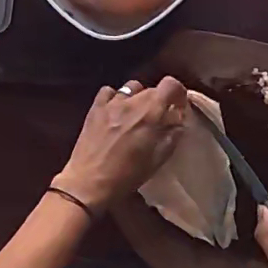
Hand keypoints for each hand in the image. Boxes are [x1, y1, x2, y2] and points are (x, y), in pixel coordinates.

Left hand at [51, 77, 188, 211]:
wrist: (89, 182)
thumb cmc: (127, 175)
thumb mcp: (157, 160)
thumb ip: (171, 137)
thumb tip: (178, 122)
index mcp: (150, 113)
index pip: (170, 85)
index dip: (178, 93)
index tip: (178, 107)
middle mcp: (131, 102)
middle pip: (152, 89)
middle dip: (160, 101)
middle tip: (159, 119)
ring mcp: (111, 103)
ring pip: (132, 88)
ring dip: (139, 98)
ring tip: (137, 115)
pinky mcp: (95, 108)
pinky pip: (108, 92)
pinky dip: (116, 98)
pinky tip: (116, 111)